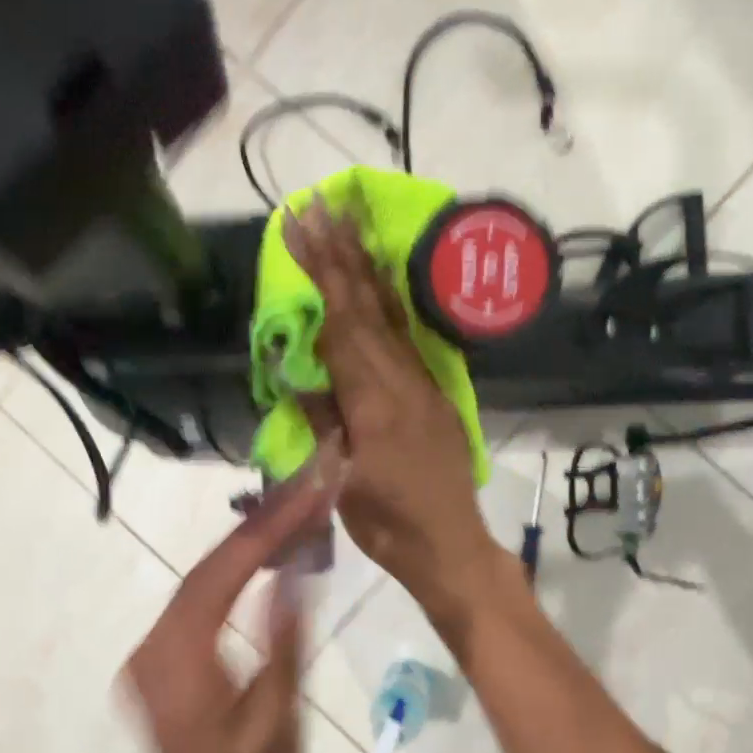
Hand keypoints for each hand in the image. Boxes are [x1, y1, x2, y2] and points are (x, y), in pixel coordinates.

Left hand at [123, 452, 346, 752]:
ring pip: (200, 579)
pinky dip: (234, 570)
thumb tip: (294, 572)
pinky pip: (197, 598)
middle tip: (309, 487)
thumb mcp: (277, 721)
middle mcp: (150, 649)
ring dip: (248, 543)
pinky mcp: (160, 652)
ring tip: (296, 508)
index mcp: (176, 668)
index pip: (218, 579)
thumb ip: (282, 644)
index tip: (306, 491)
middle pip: (206, 571)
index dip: (264, 532)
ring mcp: (149, 650)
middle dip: (260, 525)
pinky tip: (265, 551)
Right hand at [282, 198, 504, 609]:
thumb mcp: (343, 484)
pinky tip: (383, 285)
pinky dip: (392, 304)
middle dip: (341, 255)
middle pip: (369, 309)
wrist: (452, 548)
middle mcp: (405, 383)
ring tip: (348, 226)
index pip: (343, 326)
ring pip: (394, 317)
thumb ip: (326, 423)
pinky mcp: (437, 396)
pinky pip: (410, 339)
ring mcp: (426, 387)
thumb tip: (301, 374)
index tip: (300, 229)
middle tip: (319, 205)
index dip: (321, 275)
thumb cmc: (389, 526)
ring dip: (368, 269)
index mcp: (376, 404)